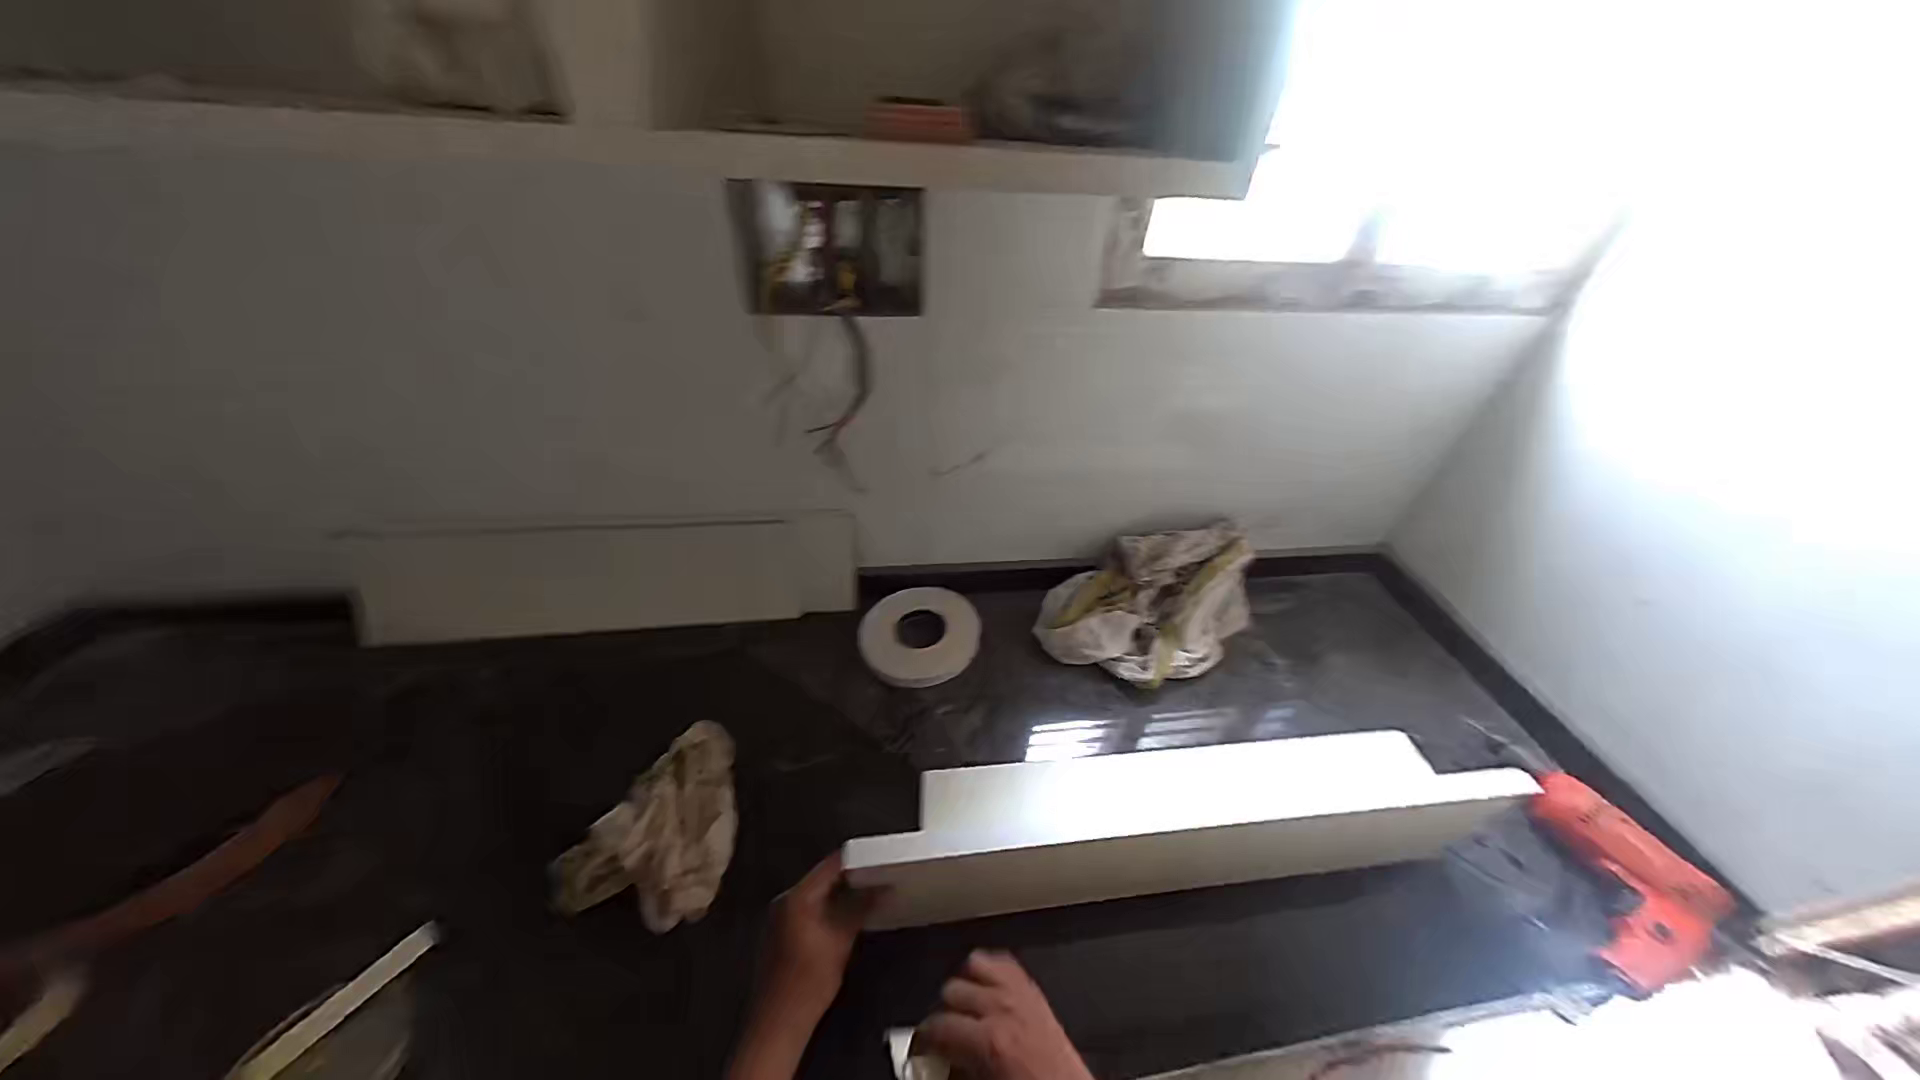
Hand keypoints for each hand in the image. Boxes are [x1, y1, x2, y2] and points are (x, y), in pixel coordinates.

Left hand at [728, 852, 882, 1079]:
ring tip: (866, 895)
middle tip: (876, 877)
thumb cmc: (809, 981)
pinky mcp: (780, 931)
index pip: (830, 865)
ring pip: (816, 892)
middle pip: (822, 877)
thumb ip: (861, 907)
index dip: (855, 860)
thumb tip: (882, 888)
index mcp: (796, 896)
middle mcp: (784, 900)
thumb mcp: (841, 941)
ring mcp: (779, 915)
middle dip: (849, 877)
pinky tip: (844, 916)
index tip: (878, 859)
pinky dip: (826, 907)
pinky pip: (808, 907)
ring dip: (839, 893)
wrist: (777, 1024)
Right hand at [917, 950, 1094, 1079]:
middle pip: (952, 989)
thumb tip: (936, 1060)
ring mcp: (1020, 992)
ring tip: (963, 1007)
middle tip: (942, 1034)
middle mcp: (1002, 1006)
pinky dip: (990, 970)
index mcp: (989, 1039)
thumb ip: (957, 1067)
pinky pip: (1004, 963)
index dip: (923, 1038)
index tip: (920, 1046)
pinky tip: (986, 988)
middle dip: (942, 1012)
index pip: (939, 1025)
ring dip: (965, 984)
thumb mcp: (983, 1079)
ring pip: (975, 964)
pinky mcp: (1033, 988)